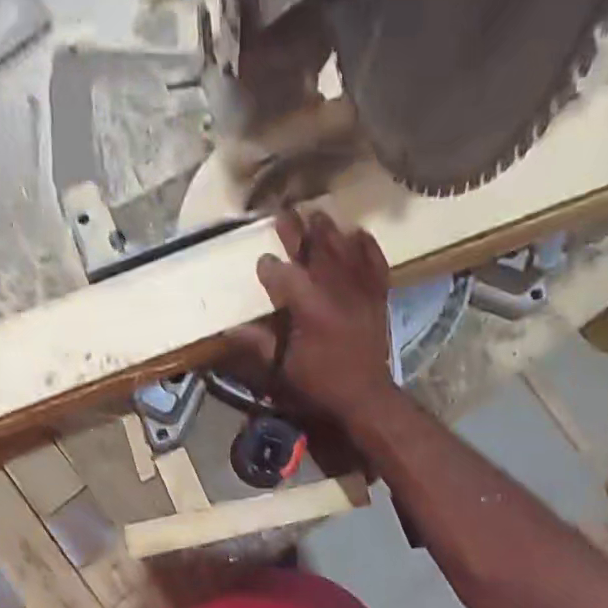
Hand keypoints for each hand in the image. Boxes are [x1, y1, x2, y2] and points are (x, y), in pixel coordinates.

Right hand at [228, 211, 397, 421]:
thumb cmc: (322, 383)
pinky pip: (375, 261)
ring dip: (328, 230)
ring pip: (343, 248)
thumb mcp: (283, 368)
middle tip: (284, 212)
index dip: (270, 267)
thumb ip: (258, 342)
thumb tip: (229, 328)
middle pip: (313, 249)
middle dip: (296, 230)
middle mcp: (334, 290)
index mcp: (308, 307)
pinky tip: (357, 233)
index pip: (283, 274)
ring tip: (316, 214)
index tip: (263, 262)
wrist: (366, 395)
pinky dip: (367, 245)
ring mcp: (360, 289)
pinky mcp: (378, 295)